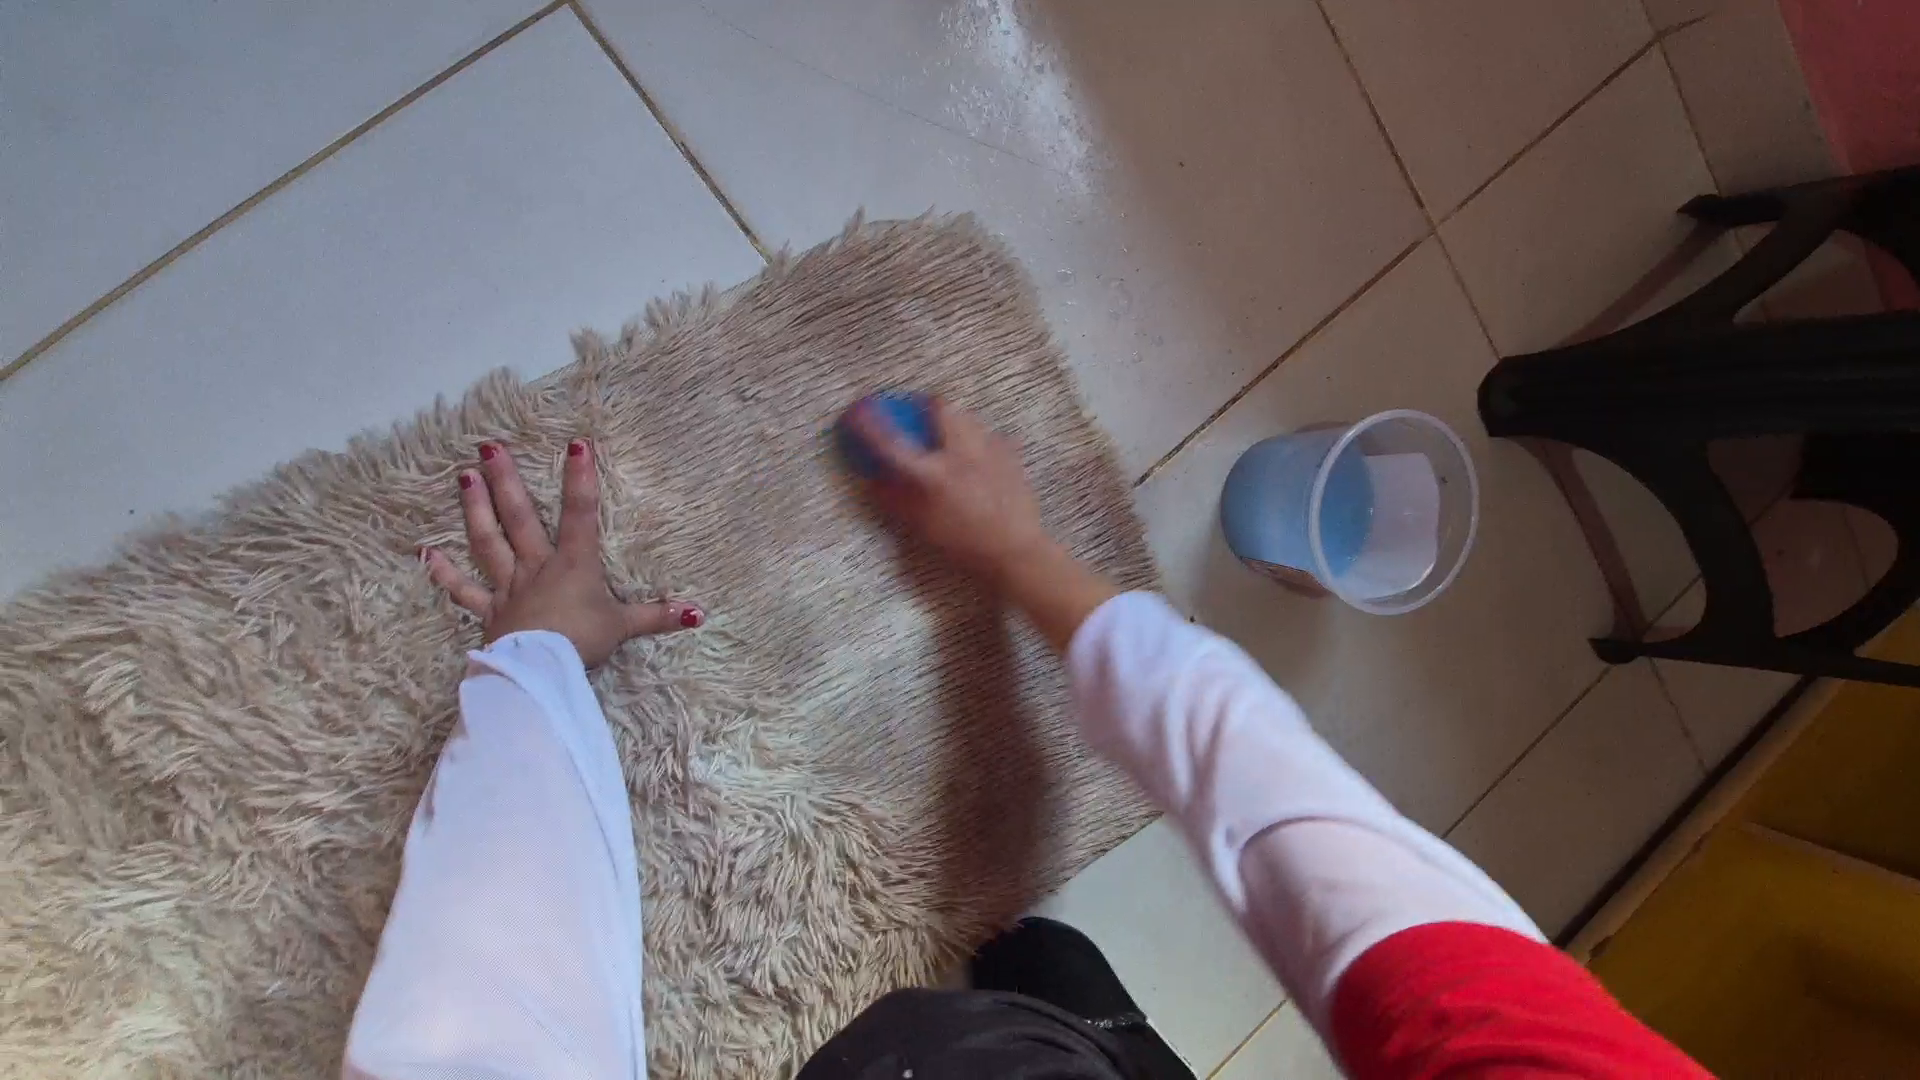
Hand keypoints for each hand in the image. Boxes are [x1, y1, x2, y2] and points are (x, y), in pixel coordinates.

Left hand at [422, 438, 701, 667]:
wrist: (538, 672)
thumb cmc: (582, 642)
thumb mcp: (626, 626)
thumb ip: (658, 616)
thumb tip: (698, 613)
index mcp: (574, 564)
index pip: (580, 514)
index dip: (580, 479)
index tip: (575, 445)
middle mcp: (537, 566)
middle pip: (520, 517)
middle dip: (506, 481)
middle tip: (488, 447)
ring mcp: (509, 587)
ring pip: (488, 542)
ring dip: (475, 510)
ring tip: (463, 477)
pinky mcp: (490, 610)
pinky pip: (464, 590)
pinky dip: (445, 573)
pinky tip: (427, 553)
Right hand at [848, 397, 1057, 588]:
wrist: (1015, 551)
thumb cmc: (965, 545)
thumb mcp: (923, 527)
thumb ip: (896, 500)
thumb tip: (873, 481)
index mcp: (933, 474)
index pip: (892, 442)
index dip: (871, 424)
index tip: (859, 411)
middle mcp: (960, 453)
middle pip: (941, 406)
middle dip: (926, 404)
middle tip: (919, 413)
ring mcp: (989, 450)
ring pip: (968, 416)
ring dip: (954, 418)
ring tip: (949, 434)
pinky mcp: (1011, 456)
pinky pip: (992, 436)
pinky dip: (981, 440)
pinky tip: (980, 457)